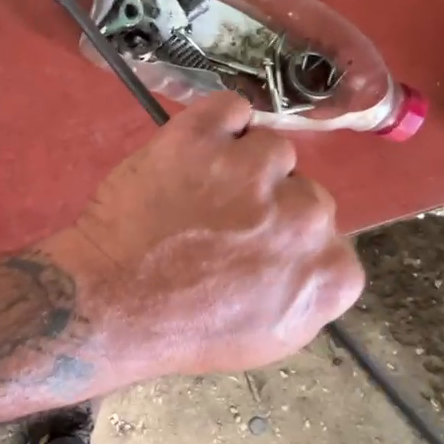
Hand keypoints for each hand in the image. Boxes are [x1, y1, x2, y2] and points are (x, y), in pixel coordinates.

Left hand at [41, 93, 363, 381]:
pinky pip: (230, 107)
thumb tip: (307, 257)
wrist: (113, 300)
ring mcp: (252, 170)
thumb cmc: (183, 329)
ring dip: (239, 161)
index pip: (329, 235)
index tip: (252, 243)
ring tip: (197, 187)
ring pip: (268, 146)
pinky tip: (195, 144)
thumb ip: (306, 290)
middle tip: (217, 217)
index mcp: (330, 272)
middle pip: (300, 187)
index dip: (285, 235)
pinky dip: (217, 120)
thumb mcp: (271, 336)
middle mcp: (305, 215)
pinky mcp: (202, 138)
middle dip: (265, 199)